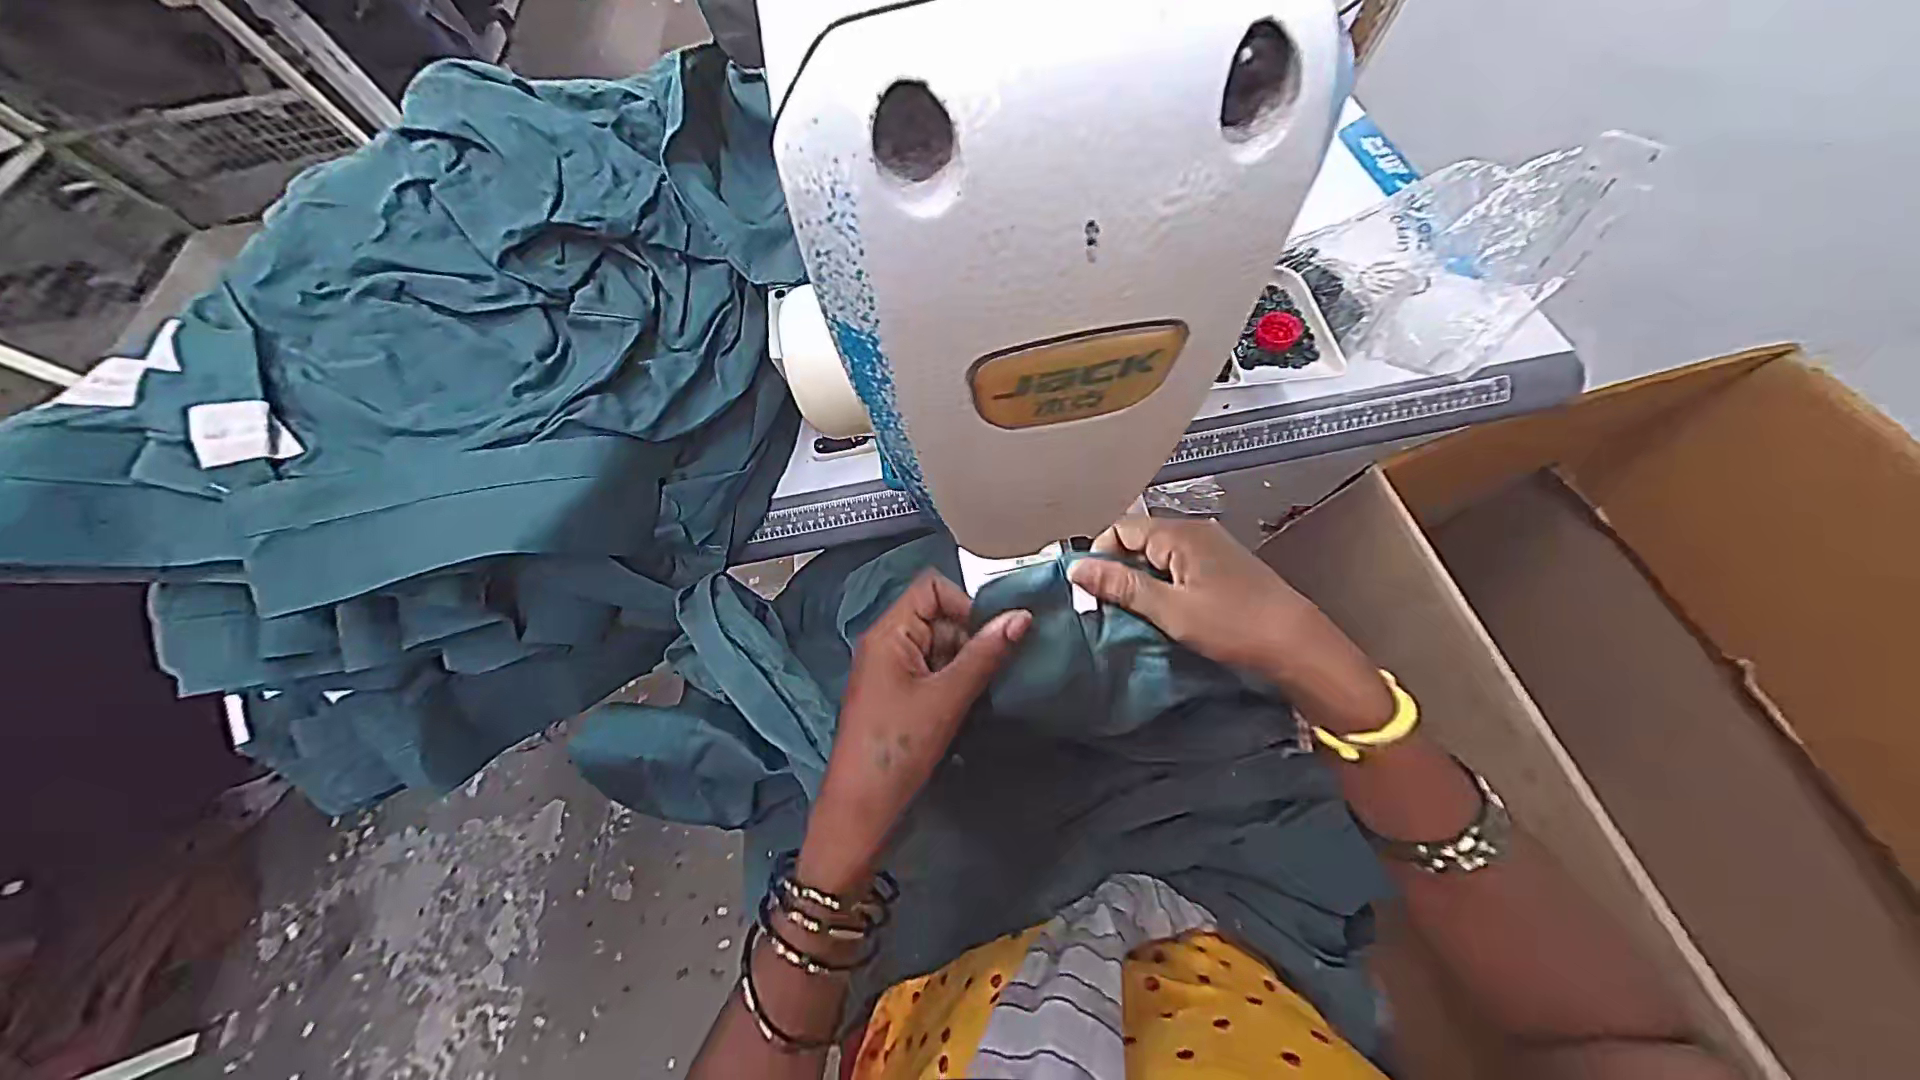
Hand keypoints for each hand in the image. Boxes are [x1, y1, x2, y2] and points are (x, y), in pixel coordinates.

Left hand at [798, 571, 1030, 892]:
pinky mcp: (899, 694)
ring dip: (965, 663)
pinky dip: (955, 681)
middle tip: (990, 671)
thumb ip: (985, 654)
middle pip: (939, 616)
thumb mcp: (946, 697)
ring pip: (941, 646)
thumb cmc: (897, 748)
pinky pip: (934, 670)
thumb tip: (1021, 616)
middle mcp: (888, 642)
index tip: (991, 636)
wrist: (860, 809)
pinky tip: (967, 704)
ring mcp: (892, 669)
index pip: (932, 588)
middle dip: (969, 638)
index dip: (965, 604)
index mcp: (889, 632)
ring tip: (979, 692)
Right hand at [1067, 516, 1391, 733]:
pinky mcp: (1221, 566)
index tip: (1095, 591)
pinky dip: (1162, 584)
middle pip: (1137, 539)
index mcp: (1179, 534)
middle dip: (1119, 569)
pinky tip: (1165, 610)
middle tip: (1112, 605)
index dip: (1100, 555)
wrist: (1297, 645)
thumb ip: (1121, 586)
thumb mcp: (1170, 609)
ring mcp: (1210, 547)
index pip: (1120, 528)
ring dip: (1140, 579)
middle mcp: (1194, 532)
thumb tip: (1077, 568)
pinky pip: (1176, 566)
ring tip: (1136, 611)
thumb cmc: (1233, 625)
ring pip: (1156, 555)